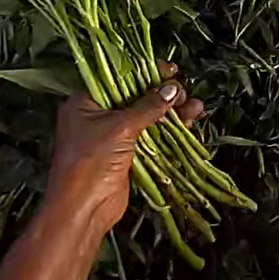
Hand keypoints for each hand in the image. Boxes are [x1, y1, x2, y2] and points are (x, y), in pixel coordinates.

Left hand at [45, 64, 203, 239]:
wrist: (82, 210)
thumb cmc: (91, 162)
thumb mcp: (120, 127)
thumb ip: (148, 106)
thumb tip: (173, 88)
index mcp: (86, 102)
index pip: (119, 77)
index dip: (146, 71)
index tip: (171, 69)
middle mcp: (98, 115)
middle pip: (137, 96)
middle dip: (163, 93)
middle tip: (184, 92)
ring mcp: (113, 135)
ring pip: (148, 116)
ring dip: (172, 112)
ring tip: (196, 107)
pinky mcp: (126, 153)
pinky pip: (151, 135)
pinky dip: (169, 129)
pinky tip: (189, 122)